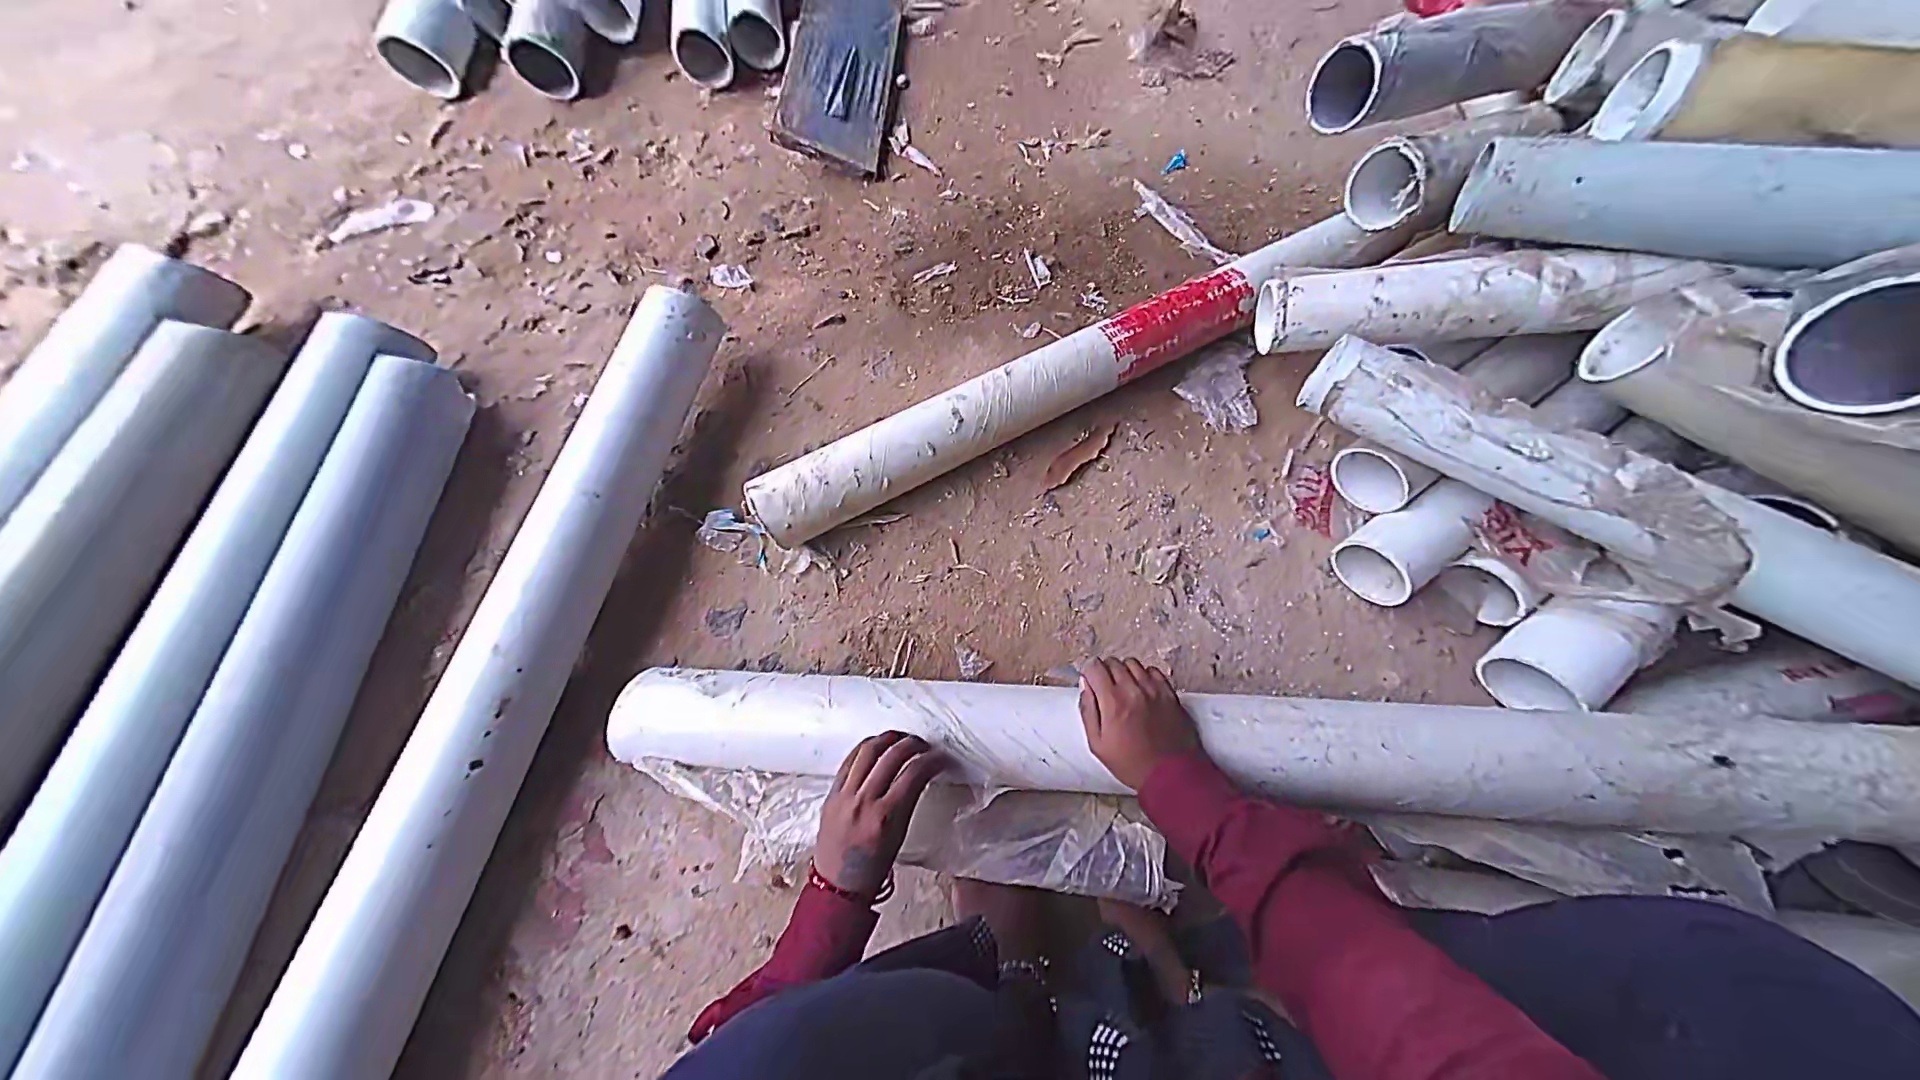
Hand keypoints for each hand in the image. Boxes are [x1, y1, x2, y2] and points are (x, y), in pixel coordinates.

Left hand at [814, 732, 944, 896]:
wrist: (837, 886)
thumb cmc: (872, 867)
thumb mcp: (900, 834)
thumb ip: (907, 800)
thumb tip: (919, 773)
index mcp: (886, 816)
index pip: (914, 773)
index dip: (932, 760)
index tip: (941, 757)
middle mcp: (864, 801)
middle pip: (892, 755)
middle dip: (913, 744)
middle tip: (923, 745)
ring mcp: (845, 795)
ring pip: (868, 750)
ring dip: (887, 738)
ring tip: (899, 738)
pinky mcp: (831, 794)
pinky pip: (848, 761)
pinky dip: (865, 749)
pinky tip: (875, 747)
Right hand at [1078, 657, 1200, 789]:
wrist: (1172, 774)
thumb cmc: (1133, 763)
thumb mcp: (1098, 744)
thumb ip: (1088, 711)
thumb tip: (1085, 686)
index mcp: (1113, 701)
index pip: (1095, 666)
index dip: (1089, 673)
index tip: (1091, 682)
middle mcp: (1134, 690)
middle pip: (1113, 662)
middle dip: (1105, 672)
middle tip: (1106, 689)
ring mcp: (1154, 690)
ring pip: (1133, 663)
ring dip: (1125, 672)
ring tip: (1124, 689)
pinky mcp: (1170, 693)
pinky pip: (1153, 671)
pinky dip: (1144, 676)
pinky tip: (1142, 690)